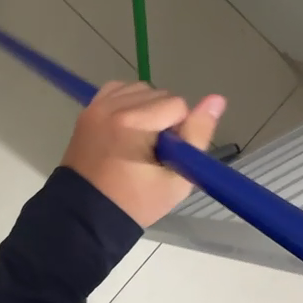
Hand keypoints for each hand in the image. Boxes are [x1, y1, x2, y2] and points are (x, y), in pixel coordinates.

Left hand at [61, 81, 224, 226]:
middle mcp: (112, 106)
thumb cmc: (134, 202)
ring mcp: (96, 106)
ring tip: (141, 140)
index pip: (177, 105)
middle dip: (164, 119)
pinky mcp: (87, 110)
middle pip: (159, 94)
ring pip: (140, 89)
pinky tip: (128, 126)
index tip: (168, 155)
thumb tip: (217, 99)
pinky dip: (128, 102)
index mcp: (131, 122)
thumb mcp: (176, 179)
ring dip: (148, 108)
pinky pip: (118, 89)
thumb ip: (198, 136)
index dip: (180, 131)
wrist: (85, 213)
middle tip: (154, 152)